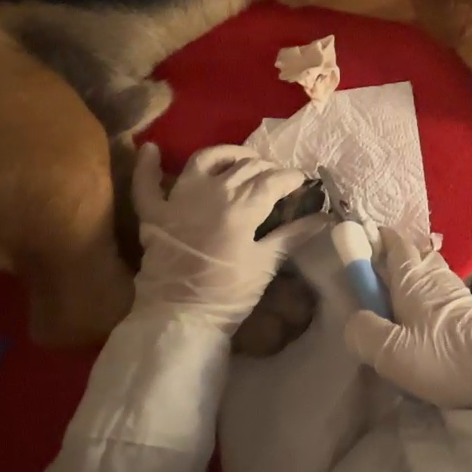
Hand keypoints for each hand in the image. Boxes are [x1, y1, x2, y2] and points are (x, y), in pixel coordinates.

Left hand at [130, 143, 324, 333]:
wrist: (177, 322)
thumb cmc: (227, 296)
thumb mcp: (265, 264)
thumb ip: (293, 235)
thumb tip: (324, 218)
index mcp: (242, 207)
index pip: (274, 180)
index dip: (292, 178)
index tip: (302, 184)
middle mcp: (212, 193)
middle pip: (247, 166)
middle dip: (268, 168)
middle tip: (278, 180)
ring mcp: (180, 200)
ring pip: (207, 159)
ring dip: (228, 154)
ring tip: (241, 160)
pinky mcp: (155, 215)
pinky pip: (146, 185)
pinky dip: (148, 167)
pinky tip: (152, 149)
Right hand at [341, 233, 471, 407]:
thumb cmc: (440, 354)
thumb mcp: (391, 351)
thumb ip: (364, 331)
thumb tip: (354, 320)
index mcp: (413, 275)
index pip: (394, 242)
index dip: (376, 239)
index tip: (357, 245)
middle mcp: (434, 273)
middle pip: (410, 256)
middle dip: (390, 263)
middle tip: (369, 286)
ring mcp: (452, 287)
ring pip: (424, 274)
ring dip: (407, 283)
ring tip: (389, 310)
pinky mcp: (464, 306)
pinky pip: (436, 291)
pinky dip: (422, 298)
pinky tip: (415, 321)